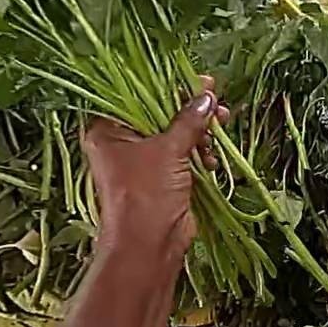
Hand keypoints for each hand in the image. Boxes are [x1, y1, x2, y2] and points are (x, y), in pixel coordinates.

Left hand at [83, 79, 229, 267]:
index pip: (140, 96)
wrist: (150, 243)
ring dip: (200, 134)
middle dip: (192, 113)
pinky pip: (183, 155)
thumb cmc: (146, 194)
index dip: (171, 87)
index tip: (201, 83)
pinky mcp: (162, 177)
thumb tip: (206, 96)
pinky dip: (199, 153)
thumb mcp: (168, 151)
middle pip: (161, 115)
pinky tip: (212, 157)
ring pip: (176, 136)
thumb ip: (188, 121)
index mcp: (108, 131)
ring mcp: (143, 162)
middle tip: (218, 108)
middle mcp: (123, 143)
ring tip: (218, 136)